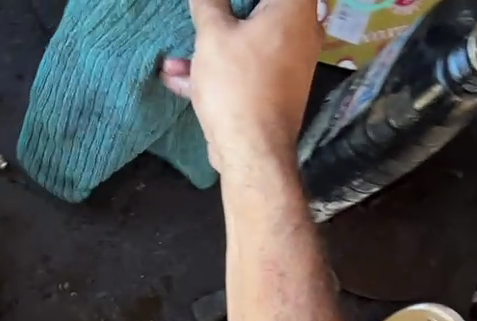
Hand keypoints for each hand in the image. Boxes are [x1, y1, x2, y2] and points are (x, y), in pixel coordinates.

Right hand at [160, 0, 323, 174]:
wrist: (253, 150)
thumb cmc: (236, 85)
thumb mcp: (212, 37)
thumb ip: (208, 5)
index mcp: (294, 4)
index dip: (231, 0)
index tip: (213, 6)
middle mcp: (302, 28)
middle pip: (257, 12)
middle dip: (217, 21)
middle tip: (196, 23)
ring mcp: (290, 62)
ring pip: (246, 45)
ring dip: (208, 53)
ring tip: (173, 63)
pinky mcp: (275, 90)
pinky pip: (246, 71)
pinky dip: (218, 73)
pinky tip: (180, 80)